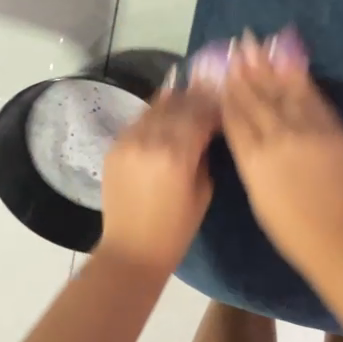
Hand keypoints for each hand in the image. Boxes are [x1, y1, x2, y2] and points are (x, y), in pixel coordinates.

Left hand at [96, 88, 218, 272]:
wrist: (132, 250)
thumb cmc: (176, 229)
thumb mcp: (203, 192)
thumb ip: (205, 155)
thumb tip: (208, 132)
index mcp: (177, 155)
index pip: (201, 115)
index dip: (217, 107)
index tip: (228, 104)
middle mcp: (150, 141)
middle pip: (178, 105)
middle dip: (197, 97)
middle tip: (212, 91)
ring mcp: (128, 141)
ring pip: (156, 107)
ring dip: (176, 100)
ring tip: (191, 95)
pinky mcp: (115, 147)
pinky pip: (139, 121)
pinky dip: (155, 114)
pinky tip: (167, 113)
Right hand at [221, 32, 342, 264]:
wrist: (333, 233)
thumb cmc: (287, 224)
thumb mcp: (255, 191)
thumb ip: (248, 155)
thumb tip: (243, 128)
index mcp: (251, 158)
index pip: (235, 115)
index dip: (228, 90)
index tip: (222, 69)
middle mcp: (276, 137)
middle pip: (256, 96)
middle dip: (246, 69)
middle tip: (239, 44)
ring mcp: (306, 130)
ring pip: (282, 90)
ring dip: (268, 65)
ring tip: (257, 43)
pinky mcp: (331, 128)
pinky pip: (311, 97)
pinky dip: (298, 78)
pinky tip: (288, 62)